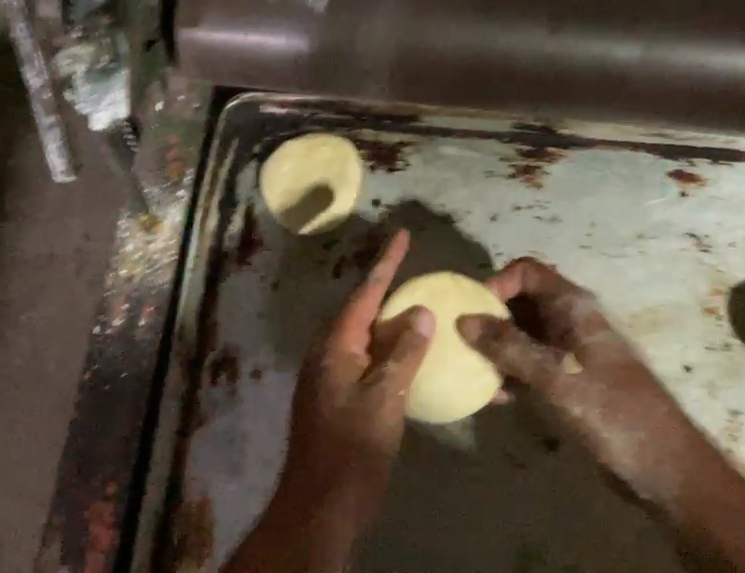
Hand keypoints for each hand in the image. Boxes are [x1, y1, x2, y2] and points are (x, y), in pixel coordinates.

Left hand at [226, 230, 432, 572]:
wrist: (320, 507)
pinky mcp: (337, 400)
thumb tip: (421, 313)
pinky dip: (391, 356)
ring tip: (424, 314)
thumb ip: (403, 353)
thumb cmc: (353, 450)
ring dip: (393, 327)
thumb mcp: (384, 399)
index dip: (386, 264)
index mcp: (335, 345)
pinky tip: (413, 362)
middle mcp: (328, 354)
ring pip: (366, 340)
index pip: (365, 294)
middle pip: (364, 313)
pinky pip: (367, 363)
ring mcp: (330, 378)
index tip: (402, 235)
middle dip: (390, 294)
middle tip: (421, 276)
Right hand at [457, 258, 686, 484]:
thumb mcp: (557, 378)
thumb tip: (463, 320)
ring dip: (497, 349)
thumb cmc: (614, 412)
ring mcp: (571, 353)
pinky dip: (510, 373)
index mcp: (574, 308)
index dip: (498, 283)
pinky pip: (530, 364)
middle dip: (490, 317)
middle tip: (463, 343)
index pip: (527, 272)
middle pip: (521, 302)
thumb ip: (510, 348)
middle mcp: (571, 322)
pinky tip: (495, 397)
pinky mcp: (570, 382)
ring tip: (474, 373)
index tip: (474, 312)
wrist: (664, 467)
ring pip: (522, 335)